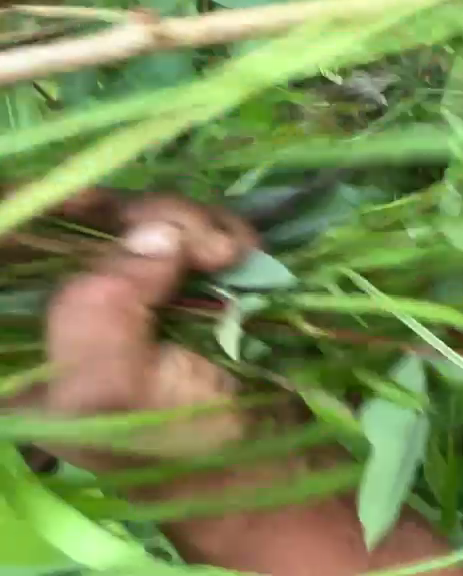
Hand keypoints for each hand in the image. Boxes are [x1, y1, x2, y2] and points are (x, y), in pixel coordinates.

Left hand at [41, 192, 257, 467]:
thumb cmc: (168, 438)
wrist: (256, 441)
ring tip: (234, 257)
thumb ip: (103, 314)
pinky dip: (223, 228)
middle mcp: (52, 302)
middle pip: (73, 219)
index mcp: (4, 339)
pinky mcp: (181, 271)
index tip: (82, 201)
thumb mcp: (113, 391)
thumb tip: (153, 237)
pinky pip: (193, 222)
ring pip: (140, 214)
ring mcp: (123, 282)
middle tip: (201, 246)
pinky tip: (244, 254)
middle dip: (138, 217)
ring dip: (195, 223)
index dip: (22, 211)